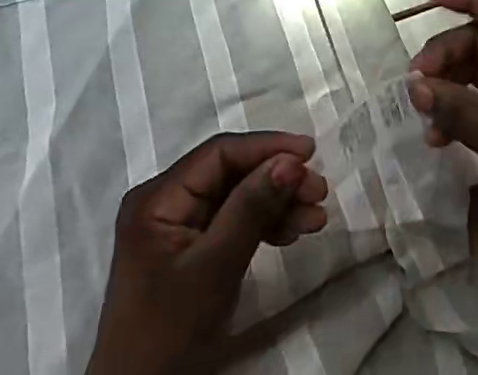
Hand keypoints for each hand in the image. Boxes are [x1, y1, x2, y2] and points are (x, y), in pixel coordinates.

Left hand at [86, 131, 329, 374]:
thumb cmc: (171, 330)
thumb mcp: (215, 268)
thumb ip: (250, 209)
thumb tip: (289, 161)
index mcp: (158, 196)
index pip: (217, 155)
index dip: (264, 147)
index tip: (310, 151)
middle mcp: (163, 200)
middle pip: (226, 174)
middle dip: (274, 178)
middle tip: (319, 192)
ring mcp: (174, 225)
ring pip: (231, 197)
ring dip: (273, 202)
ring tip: (315, 216)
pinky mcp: (186, 249)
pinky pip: (227, 222)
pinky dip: (260, 225)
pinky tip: (290, 231)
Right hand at [406, 0, 477, 280]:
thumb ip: (461, 112)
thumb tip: (413, 85)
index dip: (470, 0)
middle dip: (445, 56)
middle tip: (416, 79)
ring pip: (470, 77)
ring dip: (443, 87)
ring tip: (420, 108)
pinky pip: (469, 109)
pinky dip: (449, 116)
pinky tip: (434, 137)